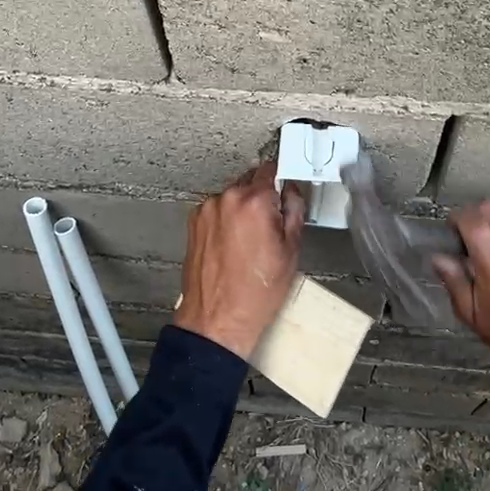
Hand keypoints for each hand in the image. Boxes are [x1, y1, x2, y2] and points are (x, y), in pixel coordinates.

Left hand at [172, 160, 306, 358]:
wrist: (217, 321)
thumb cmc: (253, 295)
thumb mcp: (291, 251)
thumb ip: (295, 211)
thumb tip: (291, 193)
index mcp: (254, 202)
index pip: (271, 169)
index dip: (281, 181)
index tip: (284, 190)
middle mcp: (227, 199)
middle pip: (251, 181)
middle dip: (262, 196)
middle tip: (270, 224)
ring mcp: (208, 210)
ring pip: (233, 196)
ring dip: (242, 208)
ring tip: (249, 242)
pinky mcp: (194, 223)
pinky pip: (217, 210)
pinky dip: (226, 219)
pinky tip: (233, 245)